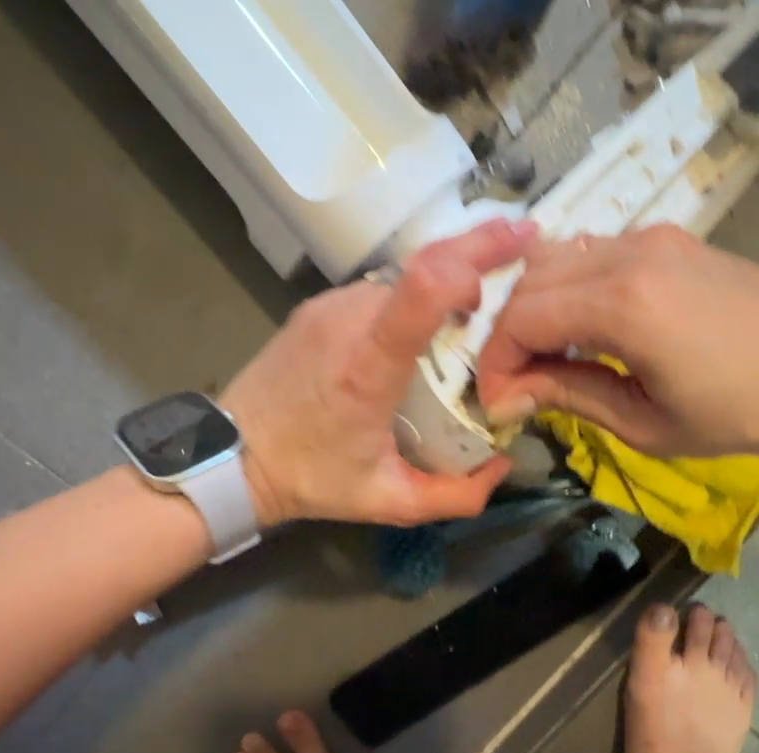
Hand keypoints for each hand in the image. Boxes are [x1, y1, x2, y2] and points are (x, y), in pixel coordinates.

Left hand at [221, 219, 536, 526]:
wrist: (233, 457)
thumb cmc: (312, 479)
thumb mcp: (390, 503)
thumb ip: (455, 495)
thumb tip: (503, 464)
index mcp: (368, 368)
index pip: (421, 290)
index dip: (472, 261)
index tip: (516, 256)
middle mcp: (348, 322)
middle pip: (423, 267)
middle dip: (479, 250)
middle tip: (525, 244)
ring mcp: (329, 307)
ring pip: (403, 277)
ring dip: (446, 278)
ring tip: (483, 296)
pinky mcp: (318, 306)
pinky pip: (379, 290)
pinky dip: (415, 293)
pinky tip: (432, 316)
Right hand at [476, 226, 758, 456]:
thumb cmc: (747, 412)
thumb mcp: (649, 423)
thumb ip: (570, 396)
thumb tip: (508, 396)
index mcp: (623, 304)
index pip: (520, 318)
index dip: (495, 363)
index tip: (495, 404)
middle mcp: (629, 254)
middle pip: (529, 281)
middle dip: (505, 335)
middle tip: (511, 386)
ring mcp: (651, 239)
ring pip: (556, 259)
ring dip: (533, 308)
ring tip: (541, 361)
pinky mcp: (669, 240)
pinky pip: (591, 255)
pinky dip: (566, 290)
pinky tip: (578, 332)